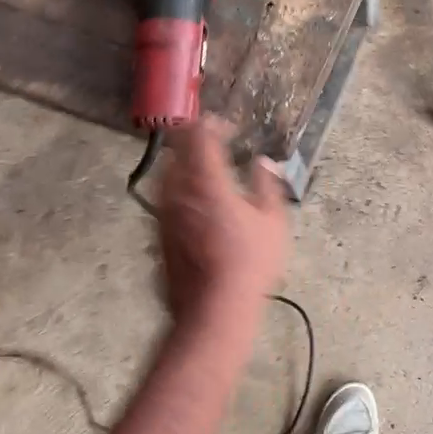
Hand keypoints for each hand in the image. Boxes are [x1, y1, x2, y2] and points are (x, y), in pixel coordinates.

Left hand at [157, 117, 288, 320]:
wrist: (213, 309)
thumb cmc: (249, 263)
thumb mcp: (273, 221)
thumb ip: (267, 185)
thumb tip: (264, 164)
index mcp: (208, 182)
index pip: (200, 139)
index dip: (210, 125)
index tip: (224, 124)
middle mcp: (179, 193)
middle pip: (176, 152)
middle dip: (191, 140)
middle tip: (210, 139)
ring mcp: (165, 214)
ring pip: (166, 175)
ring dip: (182, 163)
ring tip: (201, 166)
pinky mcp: (159, 234)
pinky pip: (165, 198)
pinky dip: (177, 187)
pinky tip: (194, 199)